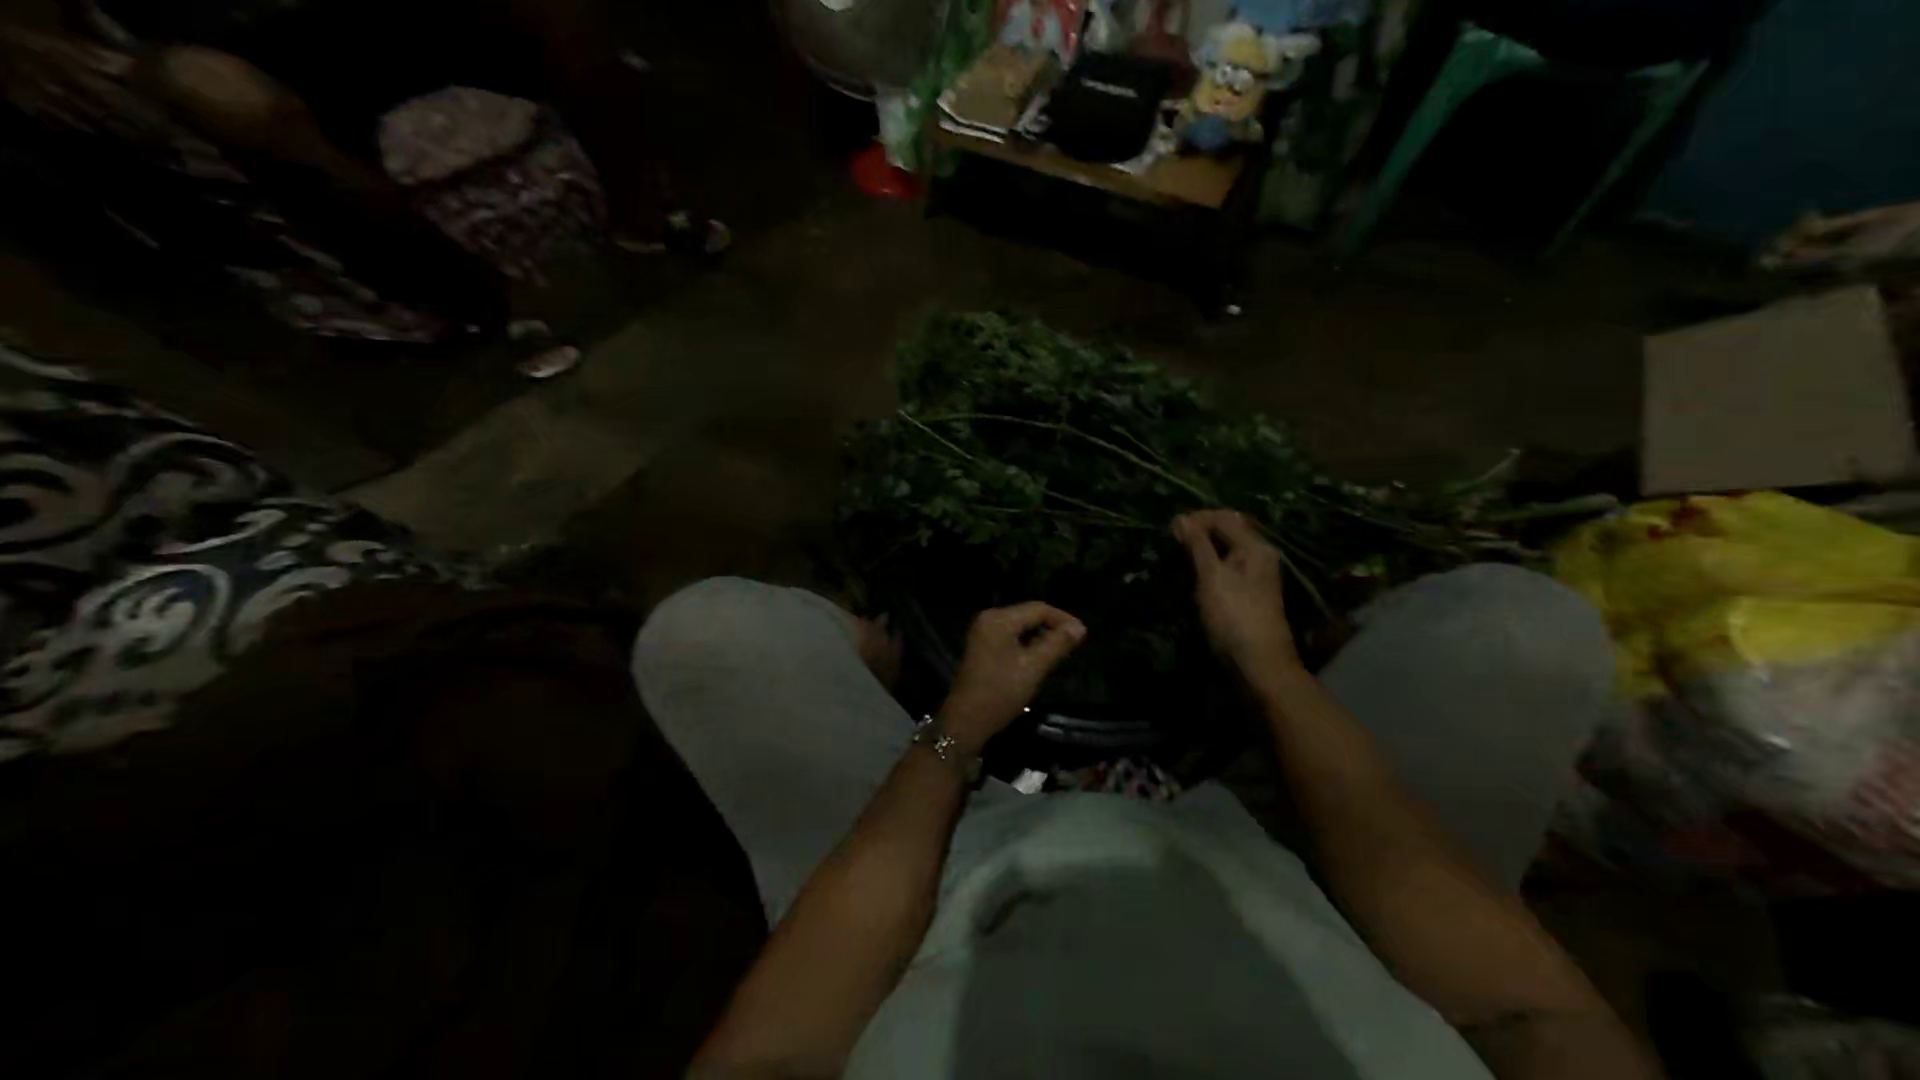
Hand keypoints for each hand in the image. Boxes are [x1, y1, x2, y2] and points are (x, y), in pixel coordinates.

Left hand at [937, 602, 1086, 751]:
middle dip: (1053, 627)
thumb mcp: (1033, 667)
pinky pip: (1012, 638)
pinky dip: (1028, 644)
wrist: (966, 721)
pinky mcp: (984, 648)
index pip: (1038, 609)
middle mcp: (989, 619)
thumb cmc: (1000, 692)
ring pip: (1021, 627)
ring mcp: (984, 634)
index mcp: (998, 619)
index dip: (1063, 619)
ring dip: (1042, 637)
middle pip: (1029, 615)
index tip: (1083, 634)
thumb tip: (1079, 627)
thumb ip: (1057, 644)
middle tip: (1075, 644)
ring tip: (1062, 651)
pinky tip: (1041, 657)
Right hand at [1173, 510, 1301, 678]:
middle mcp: (1260, 555)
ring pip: (1227, 549)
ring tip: (1178, 556)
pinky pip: (1228, 566)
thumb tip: (1181, 518)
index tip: (1169, 529)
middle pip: (1229, 530)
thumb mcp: (1211, 576)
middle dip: (1200, 531)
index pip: (1224, 517)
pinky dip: (1210, 564)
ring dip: (1203, 548)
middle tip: (1172, 541)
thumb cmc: (1233, 616)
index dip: (1196, 518)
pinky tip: (1195, 574)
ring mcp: (1257, 575)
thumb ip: (1197, 545)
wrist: (1258, 663)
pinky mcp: (1250, 592)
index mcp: (1255, 546)